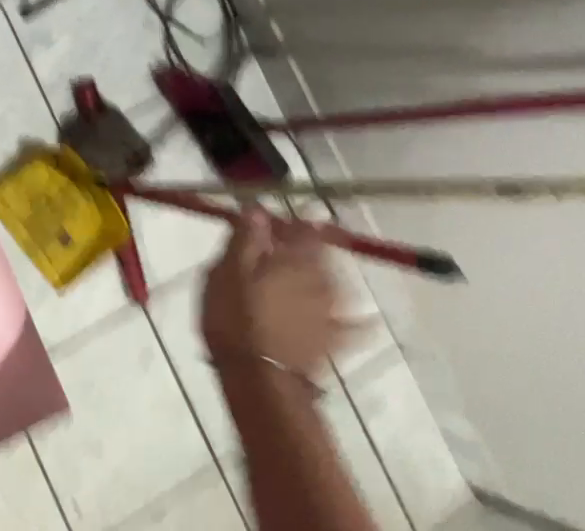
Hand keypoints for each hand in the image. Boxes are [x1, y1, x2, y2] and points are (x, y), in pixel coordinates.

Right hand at [201, 208, 347, 377]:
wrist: (259, 376)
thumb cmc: (234, 316)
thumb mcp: (226, 271)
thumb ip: (245, 238)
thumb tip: (258, 209)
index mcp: (295, 260)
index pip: (306, 229)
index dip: (296, 219)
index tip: (279, 215)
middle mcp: (323, 281)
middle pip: (322, 256)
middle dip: (305, 247)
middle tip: (280, 246)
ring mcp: (334, 312)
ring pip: (334, 283)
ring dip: (321, 274)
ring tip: (301, 276)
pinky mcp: (336, 340)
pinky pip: (352, 321)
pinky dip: (353, 314)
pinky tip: (359, 316)